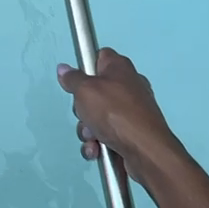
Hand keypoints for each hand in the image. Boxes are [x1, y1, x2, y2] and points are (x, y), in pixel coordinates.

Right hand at [57, 47, 183, 185]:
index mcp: (119, 67)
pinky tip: (98, 150)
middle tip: (85, 115)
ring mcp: (130, 111)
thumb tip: (64, 69)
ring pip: (97, 117)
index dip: (85, 68)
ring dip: (88, 131)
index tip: (75, 81)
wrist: (144, 149)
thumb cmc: (115, 113)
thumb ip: (72, 79)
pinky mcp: (131, 132)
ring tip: (94, 138)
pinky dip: (98, 144)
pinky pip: (106, 135)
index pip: (99, 57)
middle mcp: (127, 86)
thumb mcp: (85, 90)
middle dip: (83, 109)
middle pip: (94, 92)